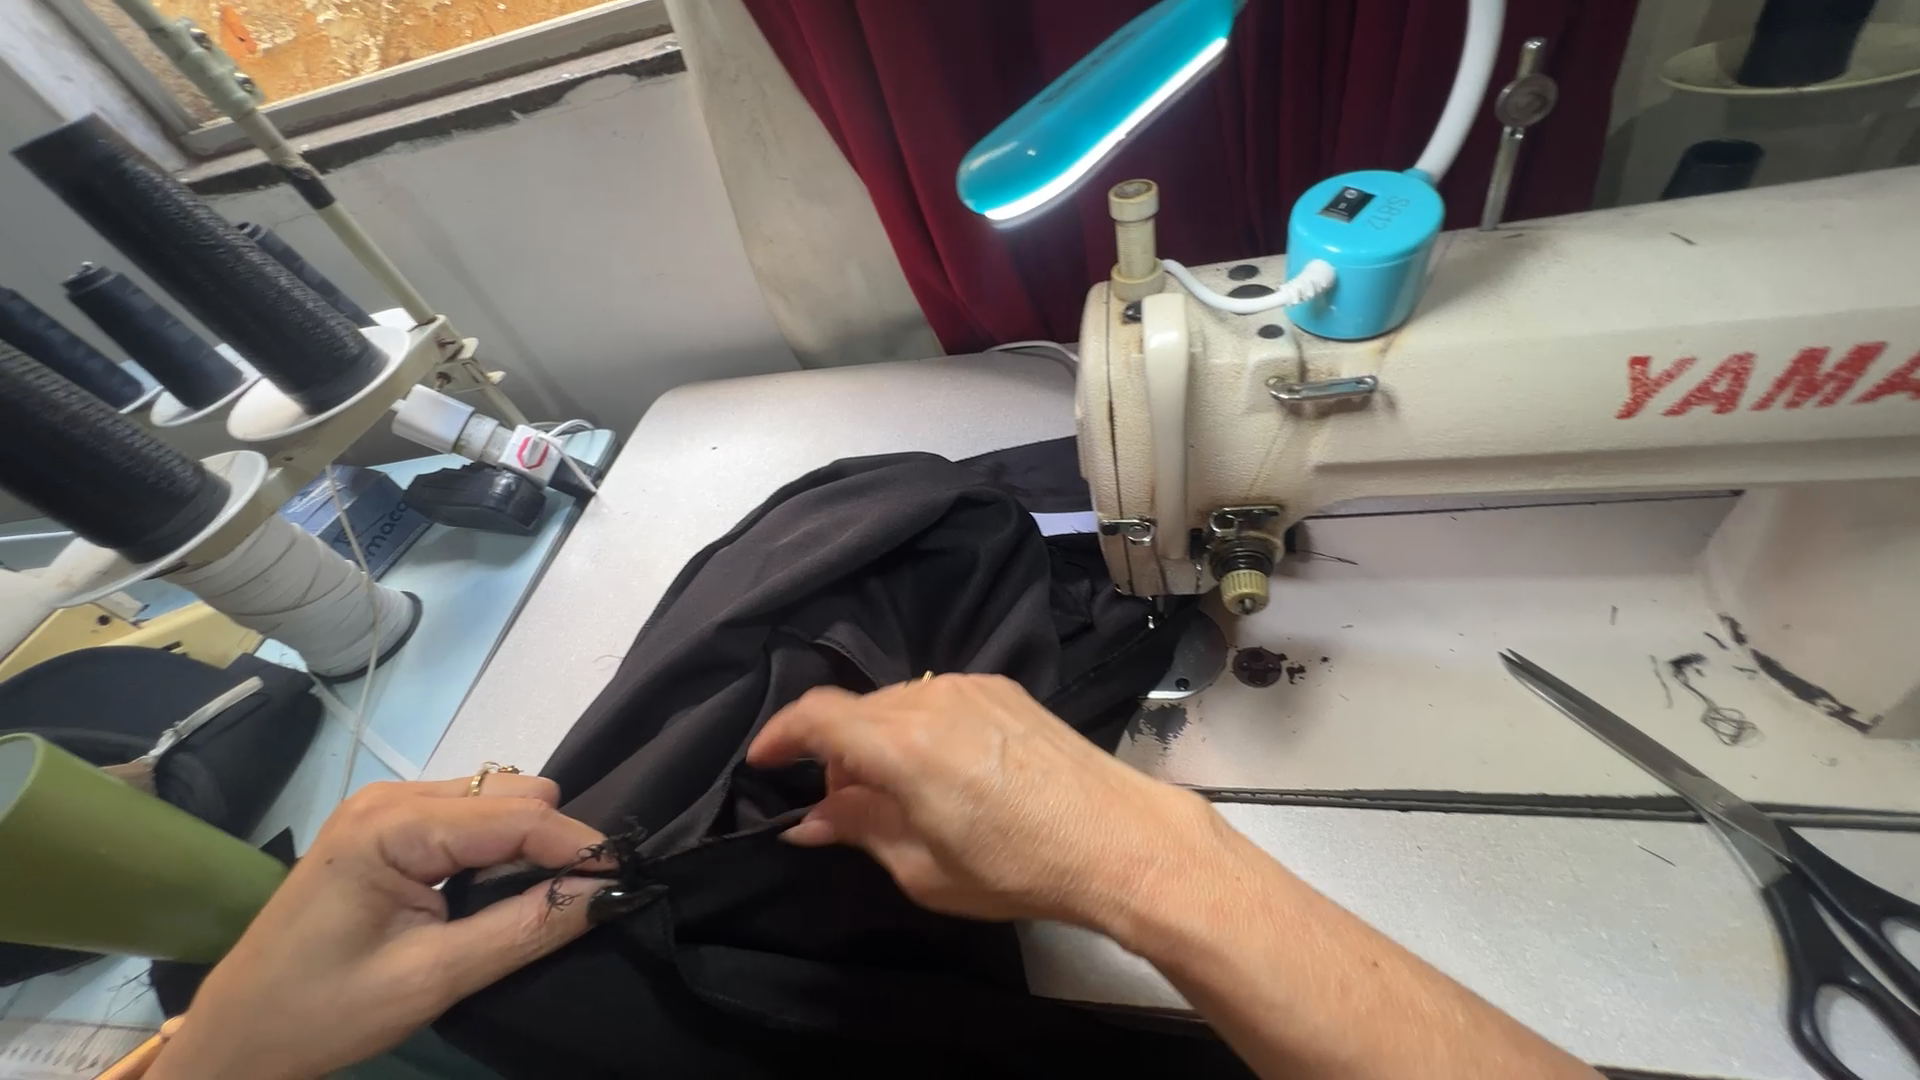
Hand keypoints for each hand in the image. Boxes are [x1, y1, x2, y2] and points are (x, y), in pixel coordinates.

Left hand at [149, 776, 607, 1079]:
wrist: (230, 1045)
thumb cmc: (320, 1015)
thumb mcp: (431, 979)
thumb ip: (526, 927)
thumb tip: (610, 890)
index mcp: (395, 825)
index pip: (521, 816)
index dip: (579, 845)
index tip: (624, 880)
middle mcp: (398, 794)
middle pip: (518, 794)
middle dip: (552, 844)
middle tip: (557, 902)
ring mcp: (394, 801)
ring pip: (506, 797)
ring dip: (529, 844)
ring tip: (518, 899)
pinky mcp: (396, 818)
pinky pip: (481, 811)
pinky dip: (503, 845)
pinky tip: (487, 886)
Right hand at [746, 674, 1215, 929]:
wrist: (1117, 836)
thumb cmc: (1017, 867)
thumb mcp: (924, 868)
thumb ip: (859, 828)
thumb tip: (810, 819)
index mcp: (903, 743)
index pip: (818, 715)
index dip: (781, 734)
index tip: (762, 760)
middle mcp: (931, 696)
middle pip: (858, 710)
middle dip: (834, 752)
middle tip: (841, 804)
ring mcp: (971, 685)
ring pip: (897, 702)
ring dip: (878, 738)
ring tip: (896, 790)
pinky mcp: (1003, 687)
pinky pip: (937, 698)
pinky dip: (917, 726)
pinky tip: (941, 766)